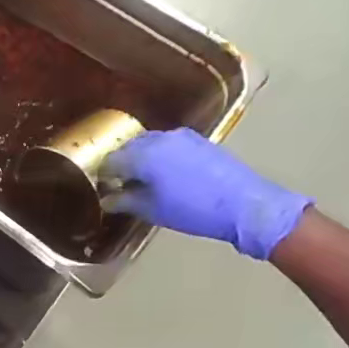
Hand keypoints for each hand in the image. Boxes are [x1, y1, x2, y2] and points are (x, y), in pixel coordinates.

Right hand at [102, 127, 312, 258]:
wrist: (244, 204)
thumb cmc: (193, 210)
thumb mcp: (154, 210)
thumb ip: (126, 201)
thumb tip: (107, 199)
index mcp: (145, 155)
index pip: (112, 160)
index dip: (104, 174)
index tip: (103, 188)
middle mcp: (160, 138)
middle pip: (130, 147)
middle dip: (122, 163)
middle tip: (121, 185)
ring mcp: (182, 137)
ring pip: (150, 143)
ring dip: (142, 158)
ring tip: (143, 180)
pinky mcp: (199, 141)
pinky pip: (168, 144)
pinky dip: (160, 155)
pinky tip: (166, 174)